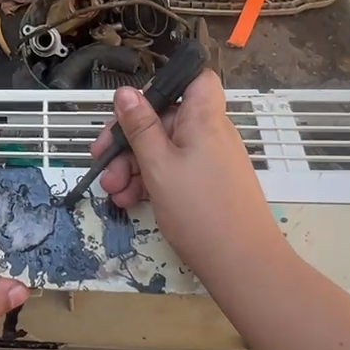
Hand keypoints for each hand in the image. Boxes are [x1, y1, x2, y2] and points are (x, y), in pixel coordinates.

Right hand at [89, 71, 282, 276]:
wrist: (246, 271)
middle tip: (102, 160)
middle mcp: (211, 133)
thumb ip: (140, 127)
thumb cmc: (200, 212)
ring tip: (112, 191)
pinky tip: (129, 200)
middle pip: (166, 118)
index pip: (196, 78)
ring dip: (135, 164)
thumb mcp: (158, 167)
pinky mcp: (210, 185)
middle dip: (131, 138)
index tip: (137, 104)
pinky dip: (152, 180)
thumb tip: (125, 92)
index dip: (169, 81)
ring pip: (166, 147)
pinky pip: (176, 169)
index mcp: (203, 119)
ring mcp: (212, 161)